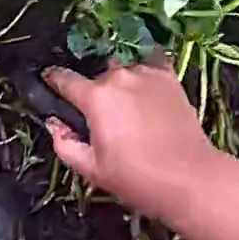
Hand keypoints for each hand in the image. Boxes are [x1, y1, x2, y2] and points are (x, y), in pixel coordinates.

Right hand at [43, 55, 238, 239]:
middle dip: (95, 92)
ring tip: (129, 104)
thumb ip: (66, 144)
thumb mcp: (93, 171)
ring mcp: (145, 72)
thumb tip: (53, 123)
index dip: (54, 78)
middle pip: (98, 77)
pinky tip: (146, 81)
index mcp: (95, 97)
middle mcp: (118, 76)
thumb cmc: (137, 178)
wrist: (190, 178)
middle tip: (103, 117)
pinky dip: (145, 67)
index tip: (48, 78)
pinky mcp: (168, 75)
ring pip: (123, 69)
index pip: (65, 79)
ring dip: (120, 82)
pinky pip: (150, 61)